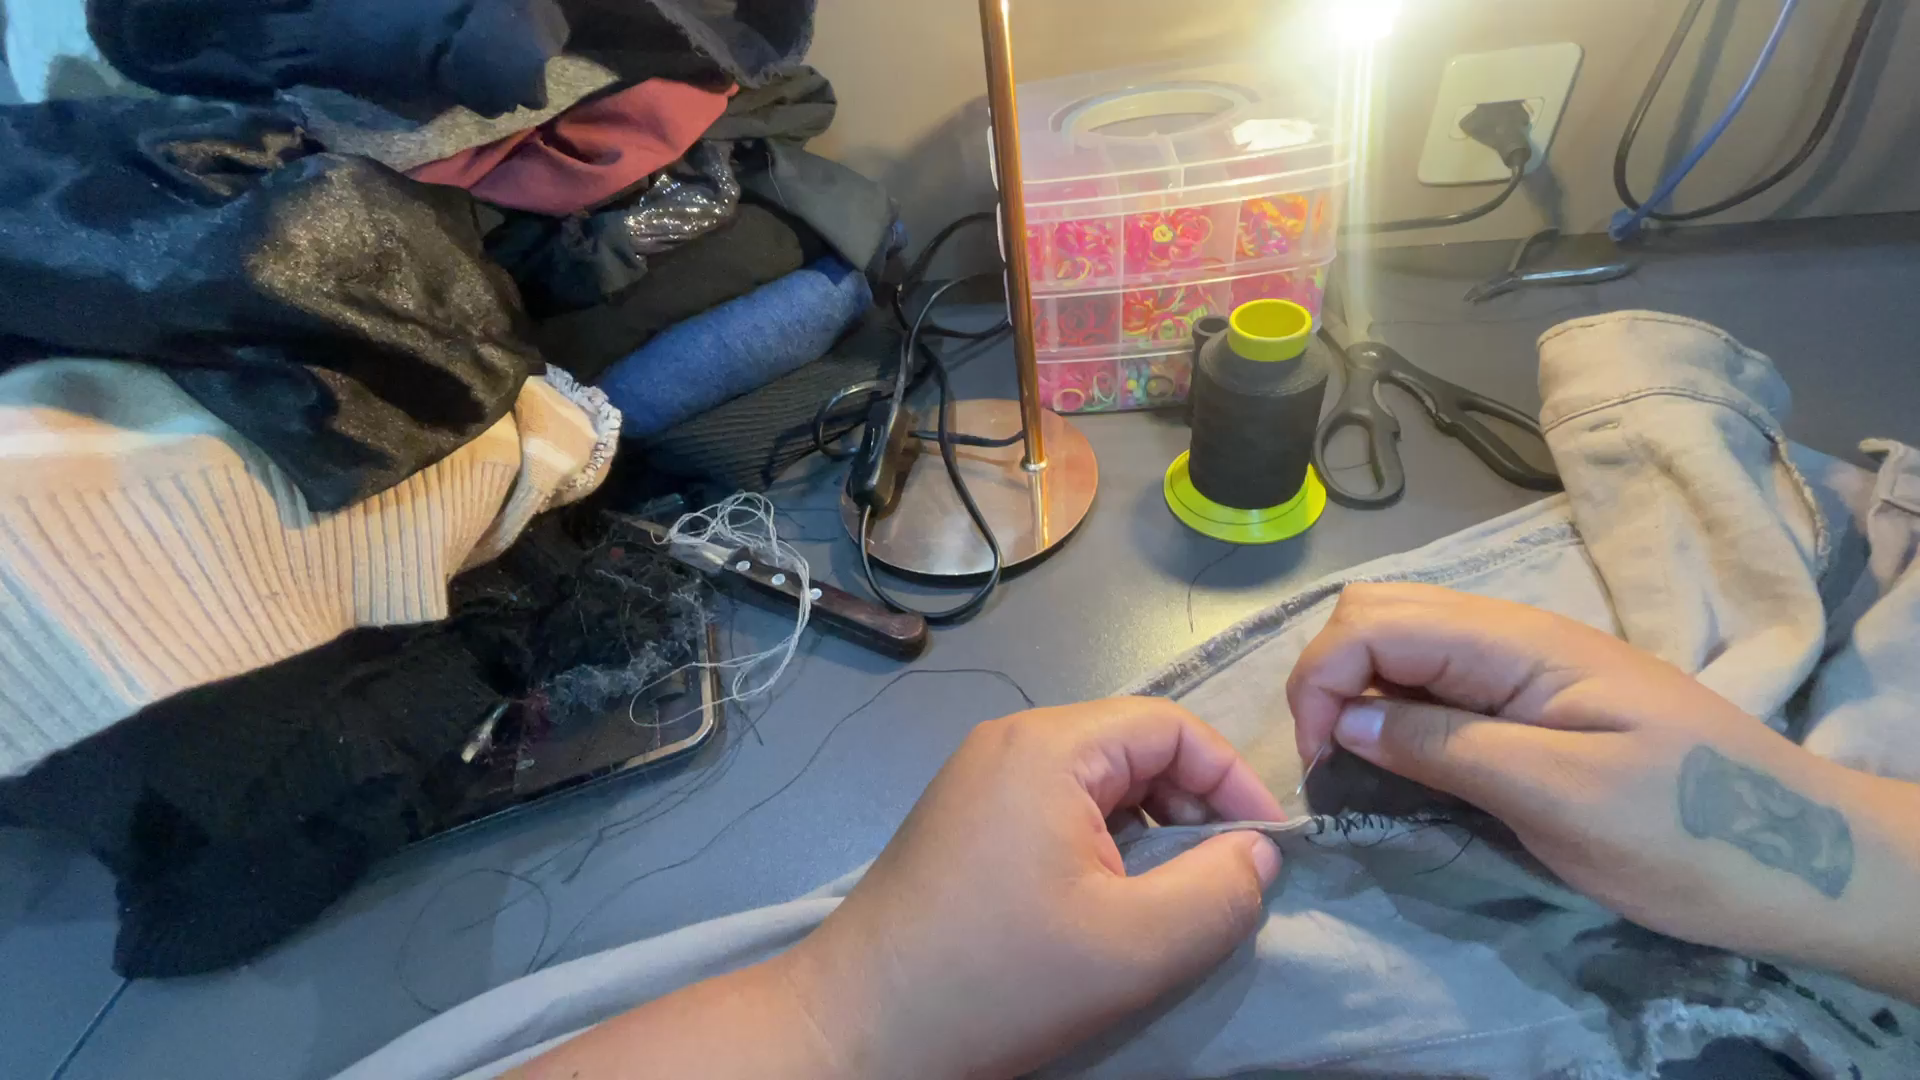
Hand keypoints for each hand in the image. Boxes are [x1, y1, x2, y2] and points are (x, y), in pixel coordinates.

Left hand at [782, 697, 1284, 1079]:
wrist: (864, 1021)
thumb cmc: (998, 976)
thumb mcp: (1134, 946)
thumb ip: (1219, 892)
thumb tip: (1258, 850)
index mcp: (1049, 745)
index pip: (1167, 725)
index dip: (1230, 777)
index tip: (1269, 847)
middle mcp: (1011, 739)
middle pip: (1130, 745)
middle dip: (1190, 803)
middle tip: (1218, 876)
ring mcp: (982, 772)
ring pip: (1096, 776)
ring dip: (1147, 824)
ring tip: (1165, 891)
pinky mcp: (968, 809)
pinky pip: (1056, 800)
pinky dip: (1101, 835)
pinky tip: (1104, 891)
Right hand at [1286, 584, 1886, 967]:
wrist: (1820, 864)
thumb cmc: (1695, 834)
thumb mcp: (1563, 799)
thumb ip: (1445, 748)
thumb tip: (1345, 722)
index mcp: (1514, 642)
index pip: (1371, 624)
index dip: (1322, 680)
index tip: (1322, 758)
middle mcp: (1503, 631)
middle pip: (1370, 609)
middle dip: (1326, 672)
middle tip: (1333, 748)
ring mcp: (1510, 656)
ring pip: (1389, 630)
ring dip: (1350, 681)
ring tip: (1356, 747)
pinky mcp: (1515, 687)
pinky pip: (1420, 667)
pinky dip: (1382, 696)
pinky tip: (1397, 741)